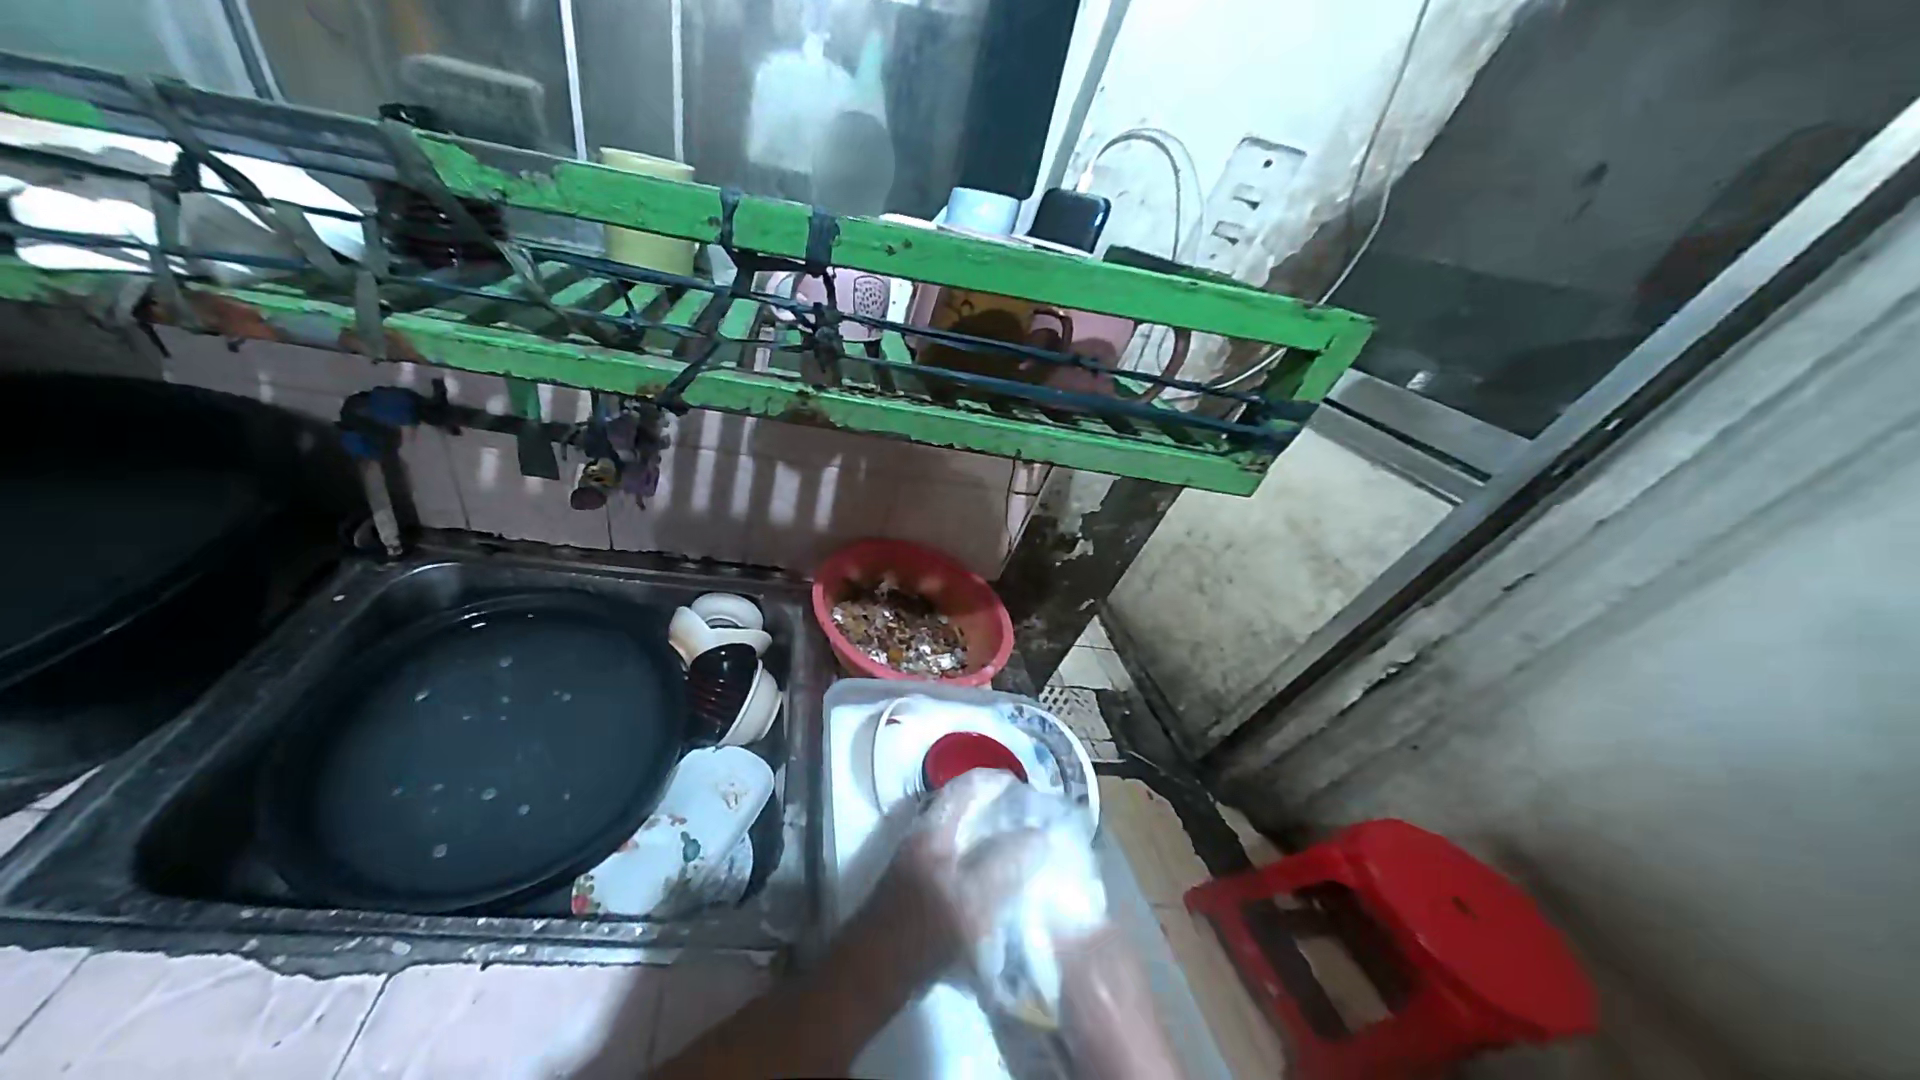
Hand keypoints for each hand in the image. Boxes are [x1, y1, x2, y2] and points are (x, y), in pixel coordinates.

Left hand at [863, 770, 1057, 977]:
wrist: (875, 972)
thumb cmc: (923, 929)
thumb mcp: (972, 899)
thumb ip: (1006, 865)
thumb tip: (1040, 836)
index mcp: (934, 829)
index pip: (967, 785)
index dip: (997, 780)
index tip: (1028, 790)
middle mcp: (925, 835)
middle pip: (965, 806)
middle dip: (998, 808)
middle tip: (1031, 819)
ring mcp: (920, 859)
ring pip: (961, 832)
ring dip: (989, 833)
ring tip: (1023, 846)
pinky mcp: (920, 884)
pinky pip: (957, 856)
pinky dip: (980, 858)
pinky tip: (1000, 879)